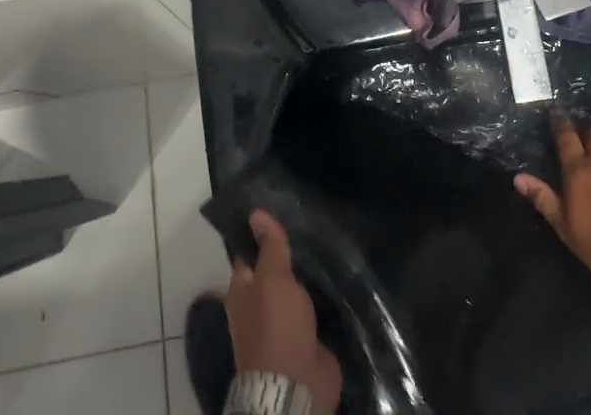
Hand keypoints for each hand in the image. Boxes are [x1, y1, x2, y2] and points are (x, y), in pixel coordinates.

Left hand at [226, 210, 342, 410]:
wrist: (295, 384)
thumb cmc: (275, 326)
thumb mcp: (271, 279)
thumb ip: (269, 247)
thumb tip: (256, 212)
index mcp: (244, 289)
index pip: (250, 251)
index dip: (262, 231)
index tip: (283, 205)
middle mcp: (262, 303)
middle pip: (278, 270)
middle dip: (294, 250)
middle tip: (317, 217)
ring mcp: (287, 321)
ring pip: (300, 288)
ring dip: (314, 272)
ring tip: (336, 239)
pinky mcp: (311, 334)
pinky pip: (320, 307)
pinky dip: (330, 294)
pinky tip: (346, 272)